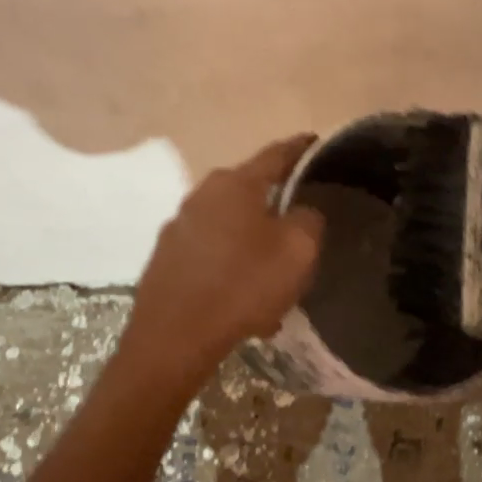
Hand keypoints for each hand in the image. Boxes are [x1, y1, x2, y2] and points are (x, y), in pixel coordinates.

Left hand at [123, 135, 326, 384]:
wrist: (174, 338)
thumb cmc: (243, 285)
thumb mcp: (297, 251)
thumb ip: (308, 220)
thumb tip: (300, 211)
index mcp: (236, 183)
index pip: (277, 154)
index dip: (300, 148)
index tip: (316, 143)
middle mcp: (202, 194)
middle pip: (249, 192)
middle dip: (274, 208)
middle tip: (298, 230)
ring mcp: (178, 226)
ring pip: (230, 228)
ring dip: (251, 246)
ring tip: (271, 279)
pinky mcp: (165, 258)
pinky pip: (210, 255)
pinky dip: (229, 269)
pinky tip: (242, 301)